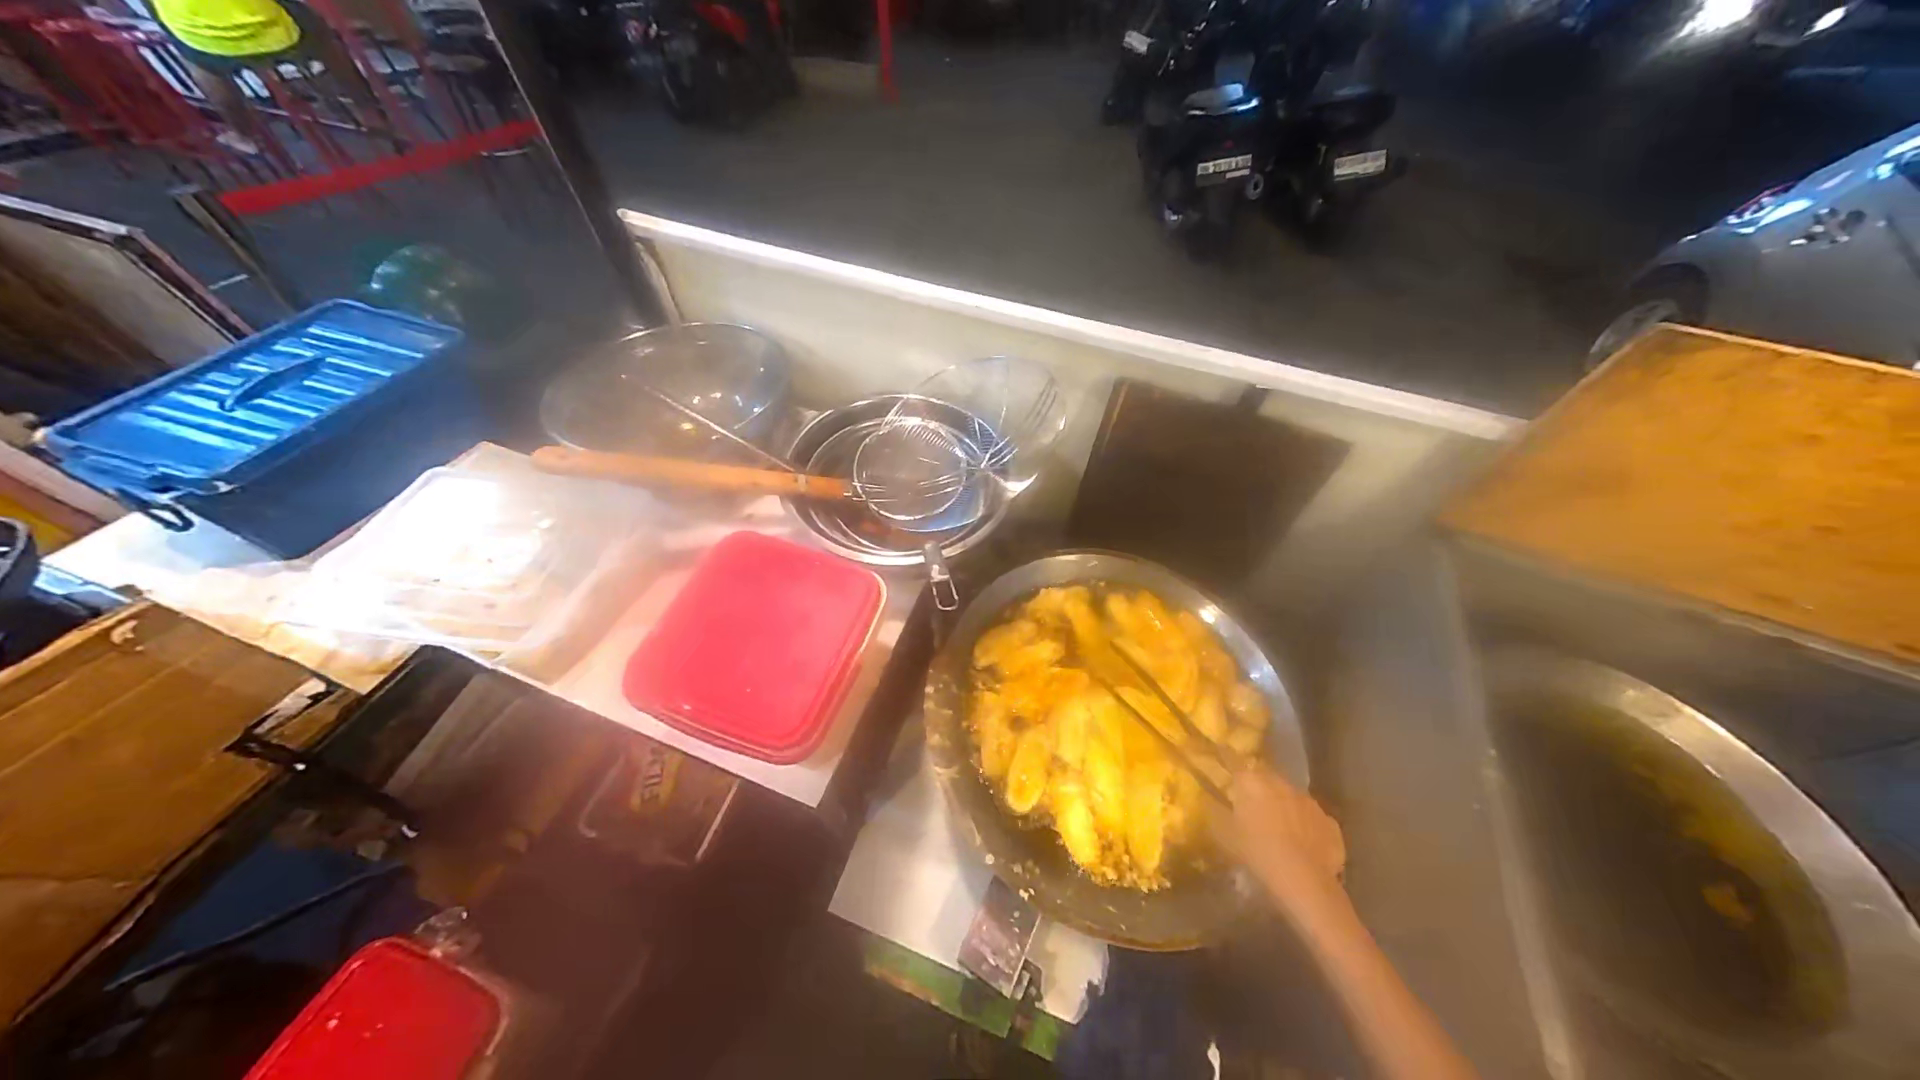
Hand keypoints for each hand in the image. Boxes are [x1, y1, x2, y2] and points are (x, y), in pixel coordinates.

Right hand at [1224, 766, 1346, 913]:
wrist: (1305, 882)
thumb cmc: (1256, 853)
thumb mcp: (1223, 835)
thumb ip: (1214, 811)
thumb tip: (1208, 799)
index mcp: (1252, 782)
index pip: (1234, 760)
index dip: (1227, 758)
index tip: (1221, 756)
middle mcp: (1281, 783)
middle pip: (1265, 777)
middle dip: (1257, 786)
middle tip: (1249, 804)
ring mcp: (1309, 801)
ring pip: (1290, 797)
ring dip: (1282, 806)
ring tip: (1278, 828)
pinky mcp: (1330, 822)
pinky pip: (1311, 818)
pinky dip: (1305, 826)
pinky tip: (1302, 845)